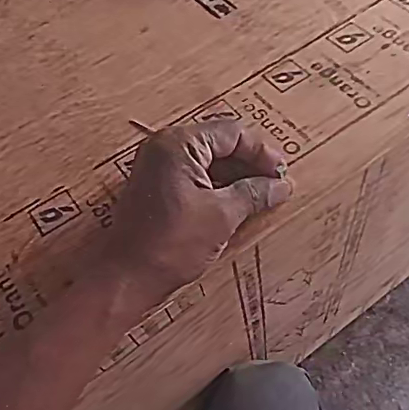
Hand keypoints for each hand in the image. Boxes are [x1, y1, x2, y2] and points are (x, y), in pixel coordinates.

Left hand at [104, 120, 291, 298]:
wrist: (128, 277)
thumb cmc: (167, 246)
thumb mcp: (222, 215)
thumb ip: (254, 193)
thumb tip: (280, 185)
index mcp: (178, 145)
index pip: (232, 132)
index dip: (262, 152)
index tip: (280, 173)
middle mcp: (163, 148)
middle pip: (219, 142)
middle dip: (249, 163)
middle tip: (275, 184)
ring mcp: (156, 167)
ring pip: (207, 160)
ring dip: (235, 175)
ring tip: (260, 197)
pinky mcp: (155, 187)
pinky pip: (193, 175)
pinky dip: (216, 186)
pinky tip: (236, 204)